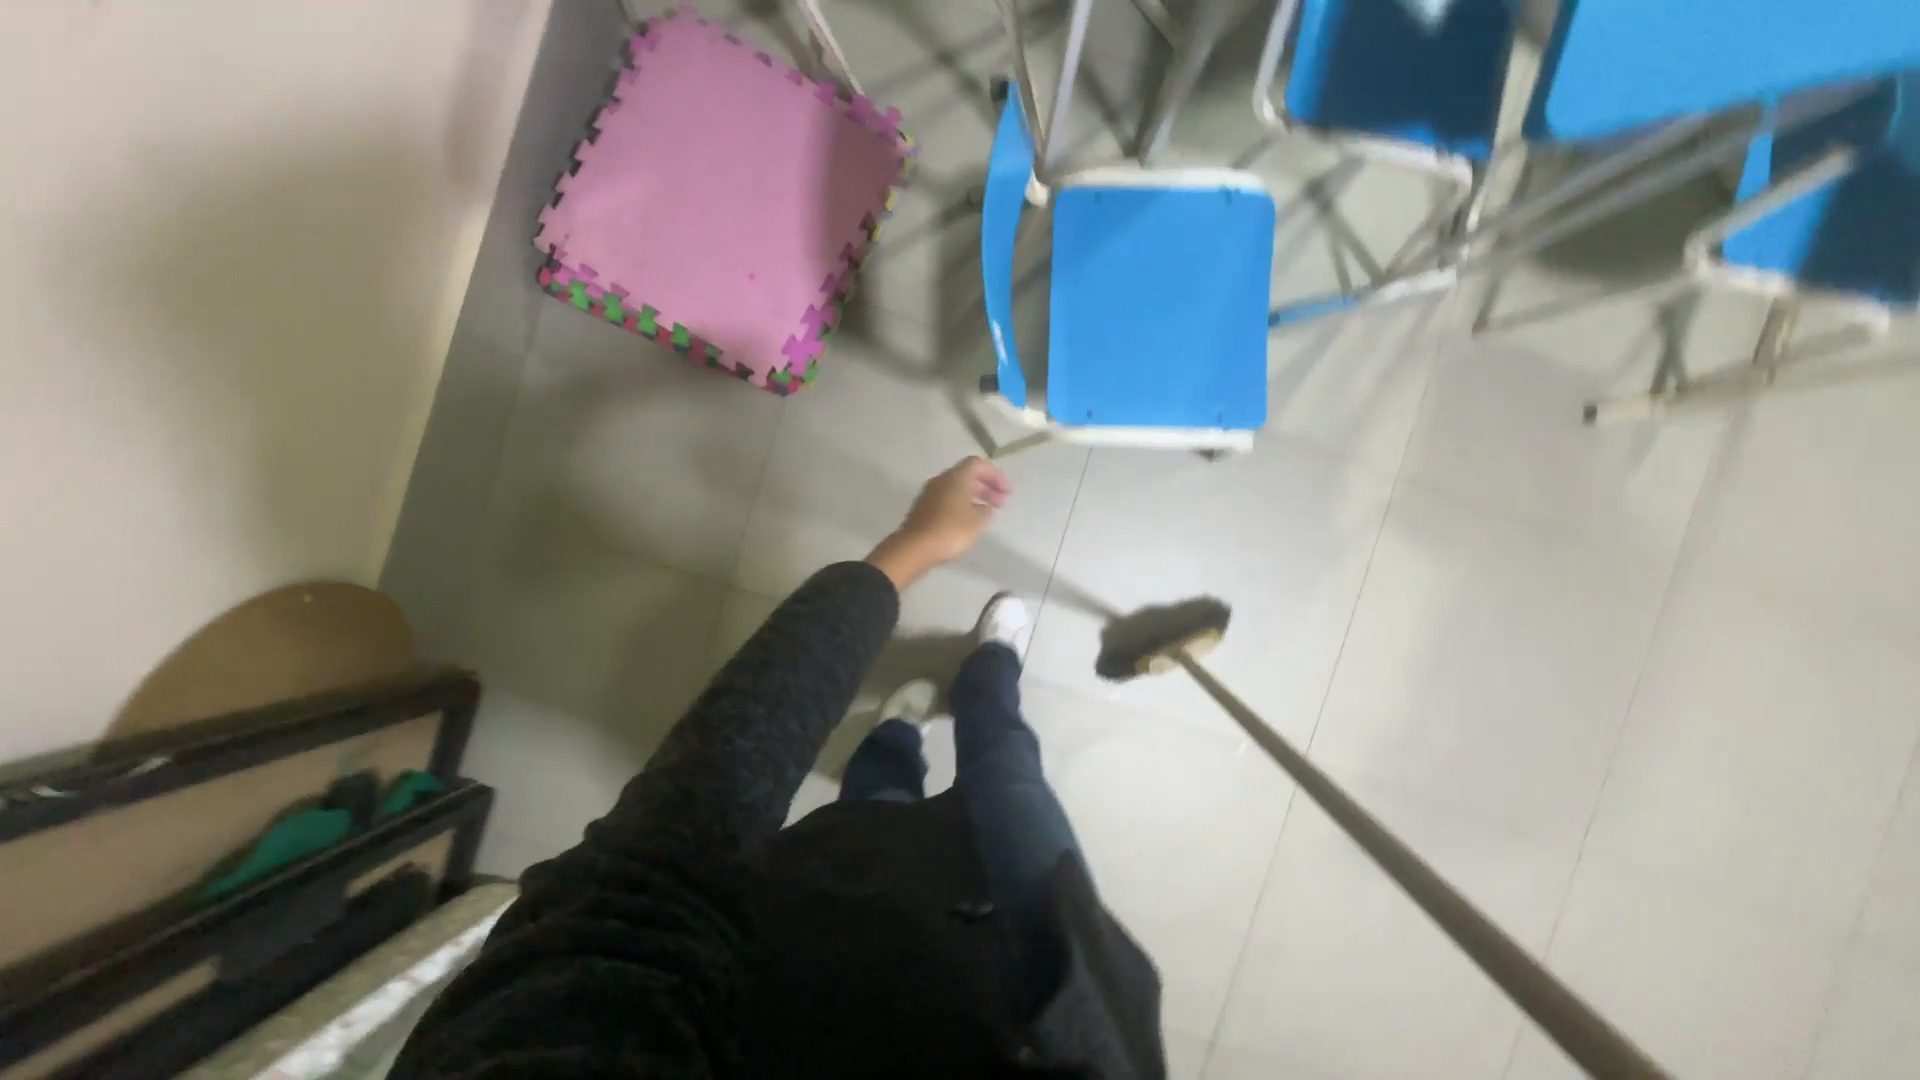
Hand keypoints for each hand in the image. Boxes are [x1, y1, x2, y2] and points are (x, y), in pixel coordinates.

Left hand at [866, 456, 1011, 589]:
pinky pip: (946, 499)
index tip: (1007, 492)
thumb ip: (986, 510)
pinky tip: (967, 521)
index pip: (978, 464)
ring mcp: (929, 494)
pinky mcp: (923, 508)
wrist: (915, 547)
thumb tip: (985, 507)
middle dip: (986, 486)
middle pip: (967, 475)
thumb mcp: (977, 521)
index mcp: (956, 477)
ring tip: (986, 513)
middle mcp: (941, 480)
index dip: (995, 475)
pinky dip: (961, 505)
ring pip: (956, 488)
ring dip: (974, 496)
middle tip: (1001, 503)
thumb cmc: (951, 530)